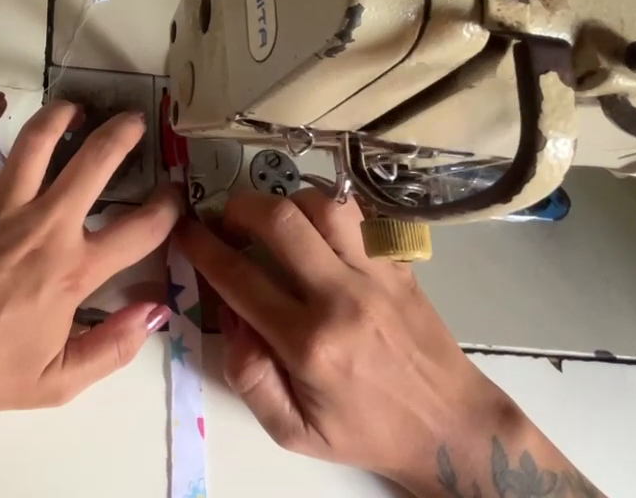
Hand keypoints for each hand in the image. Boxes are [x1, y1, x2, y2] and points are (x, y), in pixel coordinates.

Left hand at [0, 94, 181, 414]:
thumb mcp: (58, 382)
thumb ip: (113, 347)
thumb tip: (156, 310)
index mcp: (71, 271)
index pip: (139, 232)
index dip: (168, 209)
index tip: (174, 195)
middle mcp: (42, 226)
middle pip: (94, 163)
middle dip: (122, 135)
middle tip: (134, 122)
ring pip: (37, 140)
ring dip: (61, 114)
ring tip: (76, 107)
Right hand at [174, 189, 532, 492]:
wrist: (451, 429)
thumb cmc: (365, 431)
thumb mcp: (292, 431)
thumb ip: (247, 376)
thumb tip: (228, 315)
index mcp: (308, 344)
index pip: (237, 276)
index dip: (200, 245)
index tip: (183, 231)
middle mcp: (340, 299)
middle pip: (278, 220)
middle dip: (236, 209)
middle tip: (226, 223)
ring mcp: (375, 275)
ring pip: (322, 204)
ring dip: (286, 203)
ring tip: (274, 223)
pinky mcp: (398, 264)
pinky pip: (357, 214)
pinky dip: (326, 209)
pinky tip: (314, 227)